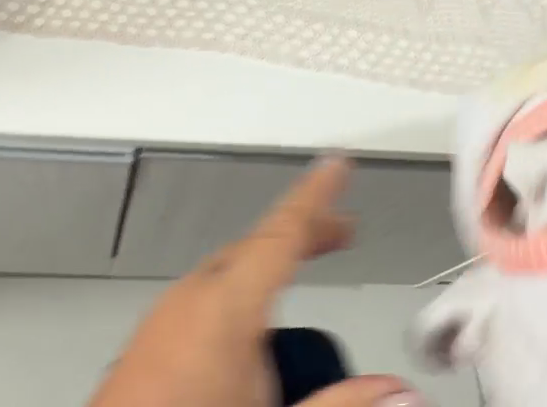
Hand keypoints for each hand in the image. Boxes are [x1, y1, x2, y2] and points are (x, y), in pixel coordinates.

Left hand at [89, 157, 422, 406]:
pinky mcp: (148, 342)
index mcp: (224, 307)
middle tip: (341, 230)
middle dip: (302, 233)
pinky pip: (204, 294)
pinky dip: (238, 288)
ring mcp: (164, 318)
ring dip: (269, 263)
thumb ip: (339, 402)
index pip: (281, 231)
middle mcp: (190, 300)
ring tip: (301, 274)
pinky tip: (248, 322)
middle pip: (257, 246)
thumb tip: (398, 390)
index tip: (337, 164)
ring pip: (229, 270)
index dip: (315, 194)